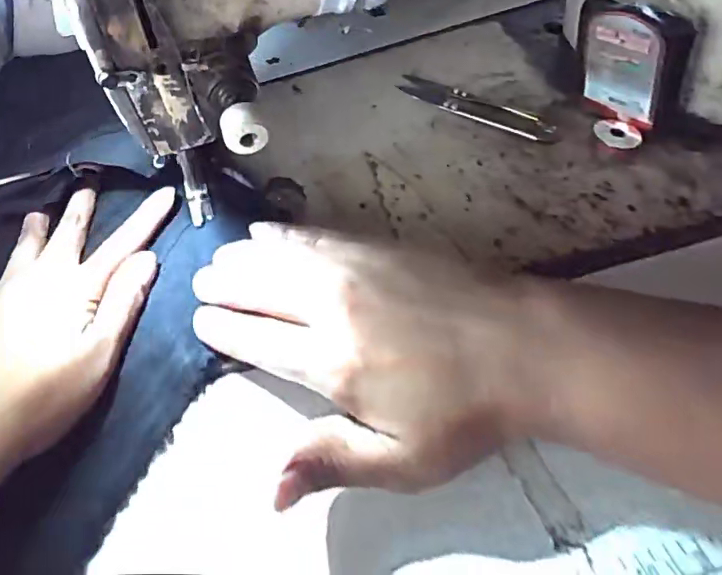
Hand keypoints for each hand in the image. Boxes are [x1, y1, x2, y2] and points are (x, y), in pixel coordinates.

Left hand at [0, 185, 176, 477]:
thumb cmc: (43, 396)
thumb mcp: (97, 358)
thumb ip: (122, 305)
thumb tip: (147, 258)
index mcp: (76, 288)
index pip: (122, 247)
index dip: (146, 220)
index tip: (164, 193)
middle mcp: (42, 276)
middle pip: (68, 233)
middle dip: (82, 209)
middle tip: (87, 184)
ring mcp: (6, 288)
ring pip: (25, 245)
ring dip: (35, 226)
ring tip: (39, 211)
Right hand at [191, 223, 533, 509]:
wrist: (521, 345)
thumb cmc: (461, 413)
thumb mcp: (402, 460)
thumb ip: (330, 462)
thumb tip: (269, 490)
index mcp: (330, 363)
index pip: (254, 339)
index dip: (221, 329)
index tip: (200, 323)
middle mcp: (326, 306)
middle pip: (254, 288)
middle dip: (220, 286)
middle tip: (200, 285)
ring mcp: (345, 268)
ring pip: (272, 255)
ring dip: (238, 257)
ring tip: (219, 259)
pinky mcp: (365, 243)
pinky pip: (305, 234)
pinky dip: (275, 233)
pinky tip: (260, 231)